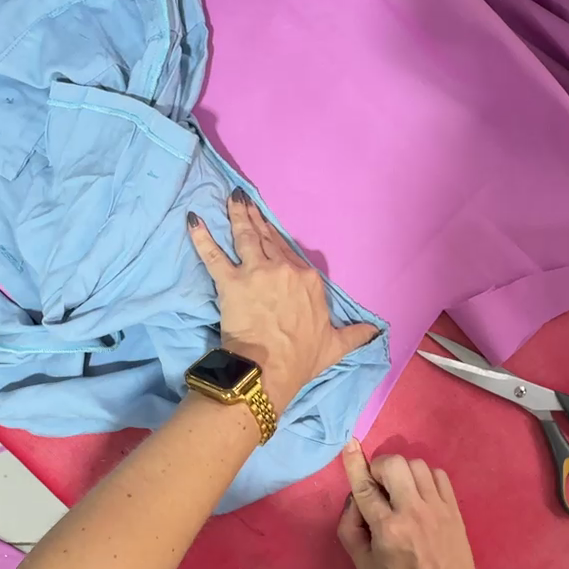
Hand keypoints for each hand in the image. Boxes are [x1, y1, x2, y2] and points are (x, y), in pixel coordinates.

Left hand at [188, 189, 376, 412]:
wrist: (269, 370)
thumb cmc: (301, 359)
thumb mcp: (335, 346)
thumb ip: (355, 335)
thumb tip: (376, 331)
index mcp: (310, 281)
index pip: (291, 254)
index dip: (278, 240)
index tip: (269, 228)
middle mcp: (285, 270)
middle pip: (268, 239)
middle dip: (256, 218)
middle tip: (245, 200)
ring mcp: (257, 273)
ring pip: (245, 237)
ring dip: (237, 215)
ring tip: (231, 198)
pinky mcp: (231, 282)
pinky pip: (213, 255)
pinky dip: (201, 237)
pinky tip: (192, 220)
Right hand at [335, 441, 487, 568]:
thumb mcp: (365, 567)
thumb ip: (350, 530)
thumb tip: (353, 499)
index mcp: (388, 529)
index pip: (365, 487)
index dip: (354, 464)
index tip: (349, 444)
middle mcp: (412, 511)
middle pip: (393, 465)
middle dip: (379, 467)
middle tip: (378, 484)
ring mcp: (436, 506)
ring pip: (416, 464)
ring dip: (402, 472)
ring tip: (400, 490)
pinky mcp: (453, 506)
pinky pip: (437, 473)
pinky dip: (424, 477)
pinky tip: (420, 493)